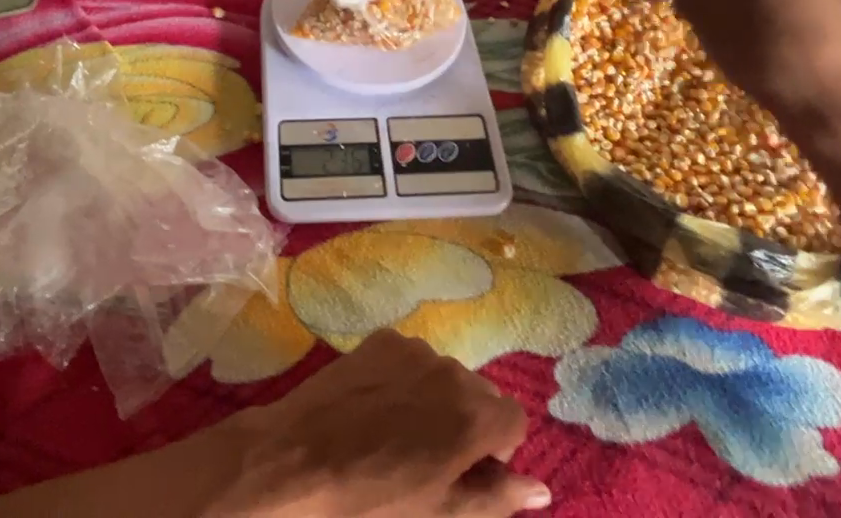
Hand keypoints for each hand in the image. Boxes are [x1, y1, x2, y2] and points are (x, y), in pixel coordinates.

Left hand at [216, 330, 549, 516]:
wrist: (299, 457)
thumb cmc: (374, 496)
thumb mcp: (441, 511)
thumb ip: (497, 496)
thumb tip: (541, 490)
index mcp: (475, 414)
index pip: (514, 421)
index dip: (497, 450)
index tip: (467, 470)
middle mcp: (451, 370)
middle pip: (480, 394)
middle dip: (468, 423)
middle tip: (432, 456)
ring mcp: (413, 349)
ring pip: (444, 374)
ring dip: (436, 398)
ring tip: (399, 431)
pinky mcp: (381, 339)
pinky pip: (411, 358)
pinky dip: (406, 378)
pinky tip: (378, 406)